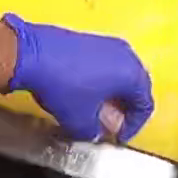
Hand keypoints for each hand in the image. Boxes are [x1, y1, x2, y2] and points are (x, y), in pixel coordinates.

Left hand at [1, 14, 153, 141]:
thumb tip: (97, 131)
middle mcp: (126, 55)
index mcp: (133, 74)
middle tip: (109, 126)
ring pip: (118, 76)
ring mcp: (108, 44)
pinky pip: (104, 65)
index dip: (133, 126)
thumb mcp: (80, 120)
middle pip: (134, 88)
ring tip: (94, 112)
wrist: (32, 54)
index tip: (118, 138)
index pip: (145, 105)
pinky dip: (99, 82)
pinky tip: (82, 94)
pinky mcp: (89, 40)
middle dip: (123, 110)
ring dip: (110, 96)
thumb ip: (95, 131)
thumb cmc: (65, 88)